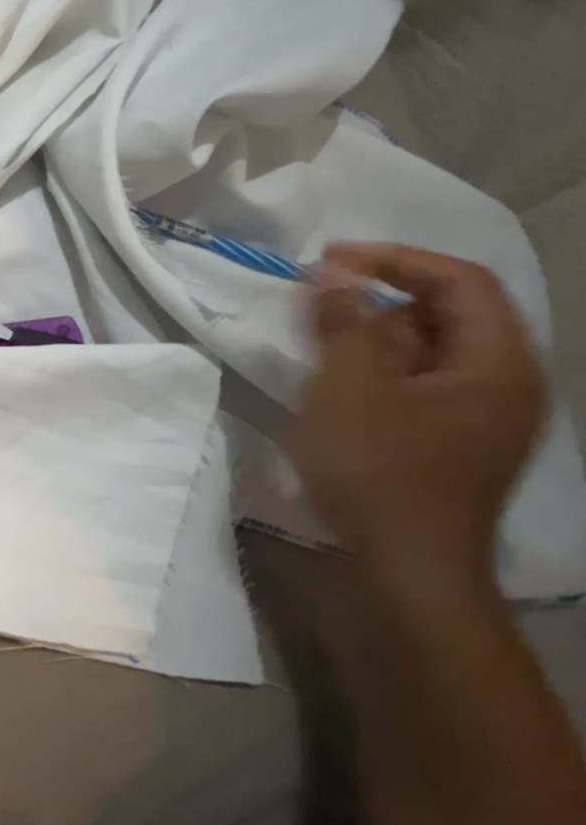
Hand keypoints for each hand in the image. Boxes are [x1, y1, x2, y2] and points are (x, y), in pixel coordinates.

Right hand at [291, 244, 546, 580]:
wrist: (406, 565)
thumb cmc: (378, 471)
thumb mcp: (348, 390)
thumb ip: (344, 325)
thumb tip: (334, 275)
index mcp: (499, 362)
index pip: (461, 281)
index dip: (395, 260)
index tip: (328, 259)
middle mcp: (508, 382)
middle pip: (450, 314)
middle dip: (381, 297)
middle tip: (315, 298)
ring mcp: (487, 416)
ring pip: (432, 352)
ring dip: (375, 335)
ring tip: (316, 340)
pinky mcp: (458, 442)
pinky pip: (423, 384)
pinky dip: (381, 369)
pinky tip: (338, 384)